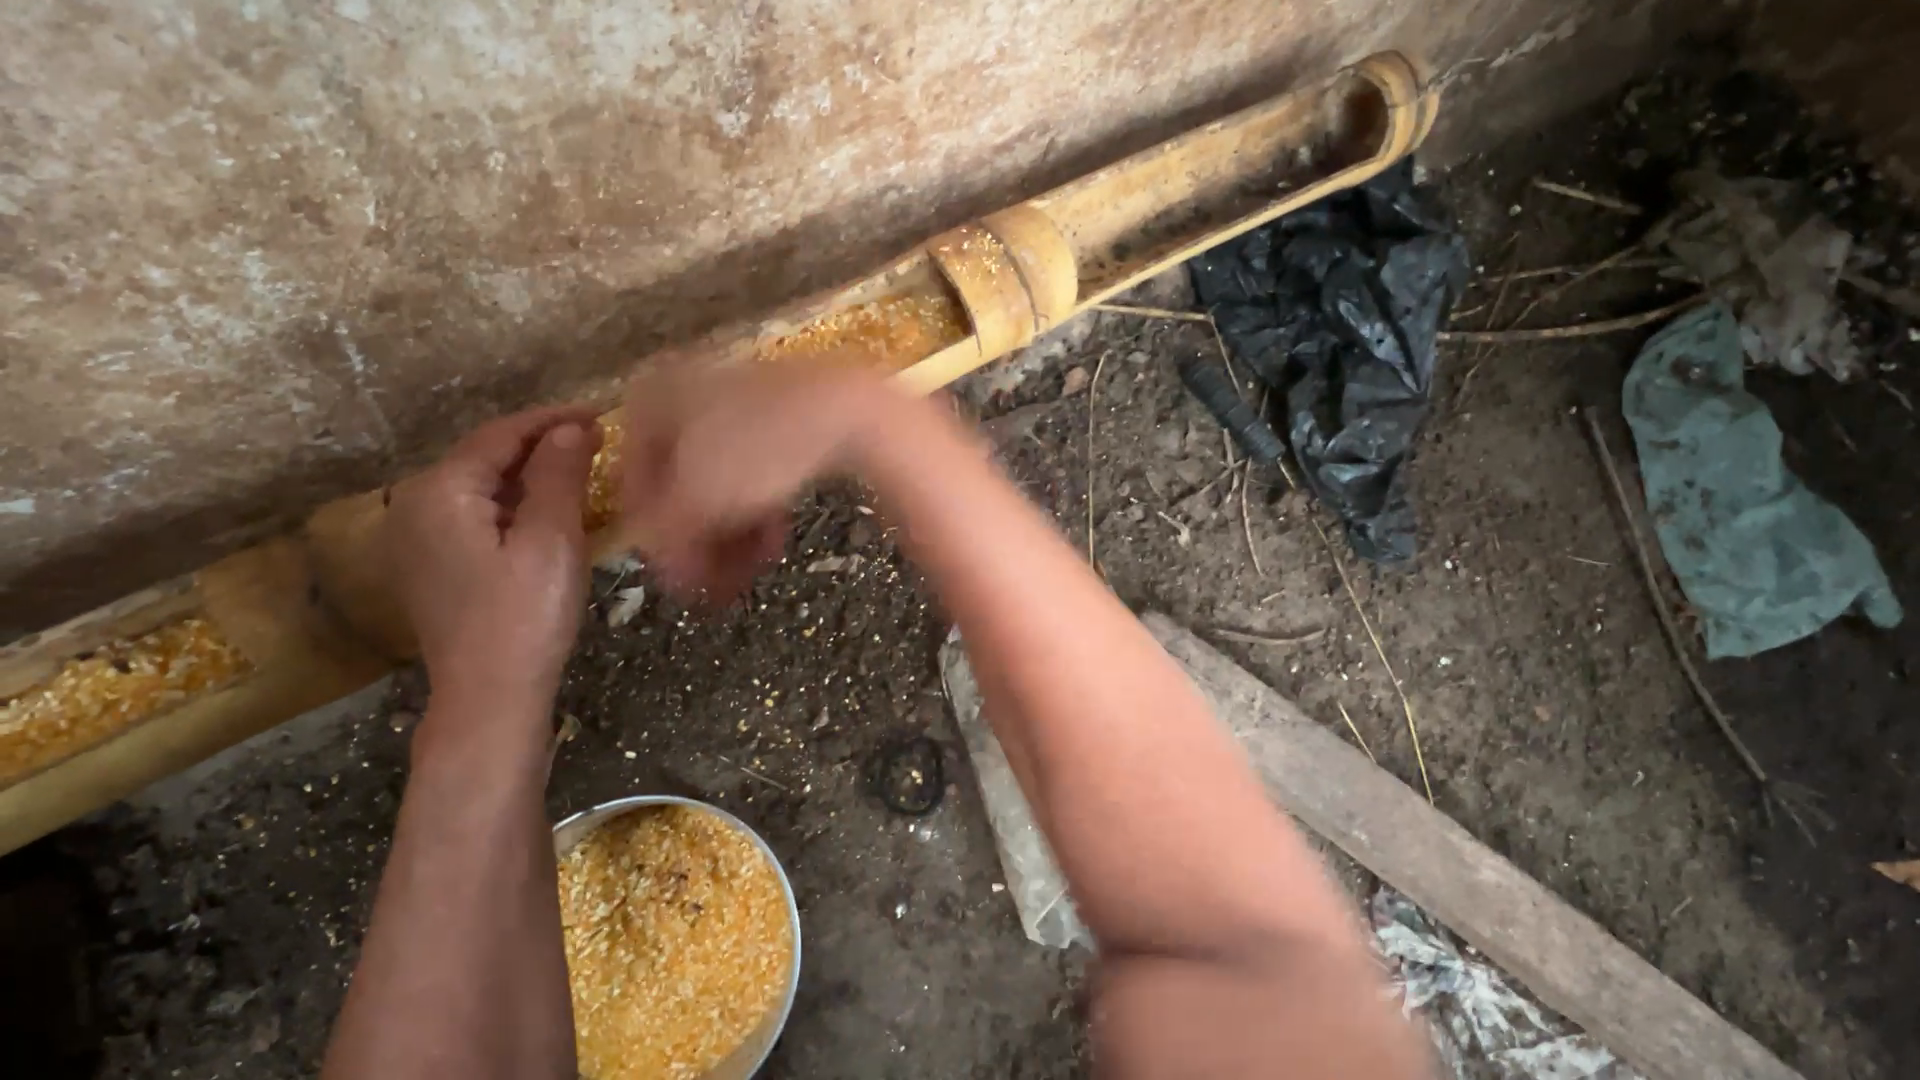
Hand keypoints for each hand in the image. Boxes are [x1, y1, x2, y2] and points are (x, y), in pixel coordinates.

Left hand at [386, 406, 603, 714]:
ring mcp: (418, 538)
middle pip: (485, 456)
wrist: (490, 696)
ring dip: (530, 473)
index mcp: (441, 492)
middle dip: (541, 444)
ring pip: (481, 486)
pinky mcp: (433, 565)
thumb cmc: (525, 616)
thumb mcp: (551, 540)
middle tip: (597, 441)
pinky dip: (515, 502)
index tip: (601, 414)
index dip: (552, 420)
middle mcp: (415, 505)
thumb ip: (560, 476)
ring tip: (582, 469)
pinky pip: (476, 514)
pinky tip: (549, 509)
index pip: (500, 434)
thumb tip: (573, 428)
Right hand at [618, 364, 887, 596]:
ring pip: (722, 484)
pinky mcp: (782, 417)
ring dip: (733, 535)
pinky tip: (774, 543)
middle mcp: (685, 394)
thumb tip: (663, 568)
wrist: (847, 410)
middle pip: (681, 488)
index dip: (657, 541)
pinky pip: (755, 472)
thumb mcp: (695, 502)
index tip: (681, 580)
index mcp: (650, 401)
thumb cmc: (756, 451)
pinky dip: (760, 511)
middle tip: (719, 587)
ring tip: (751, 571)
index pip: (634, 487)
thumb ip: (663, 539)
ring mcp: (737, 403)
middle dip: (703, 543)